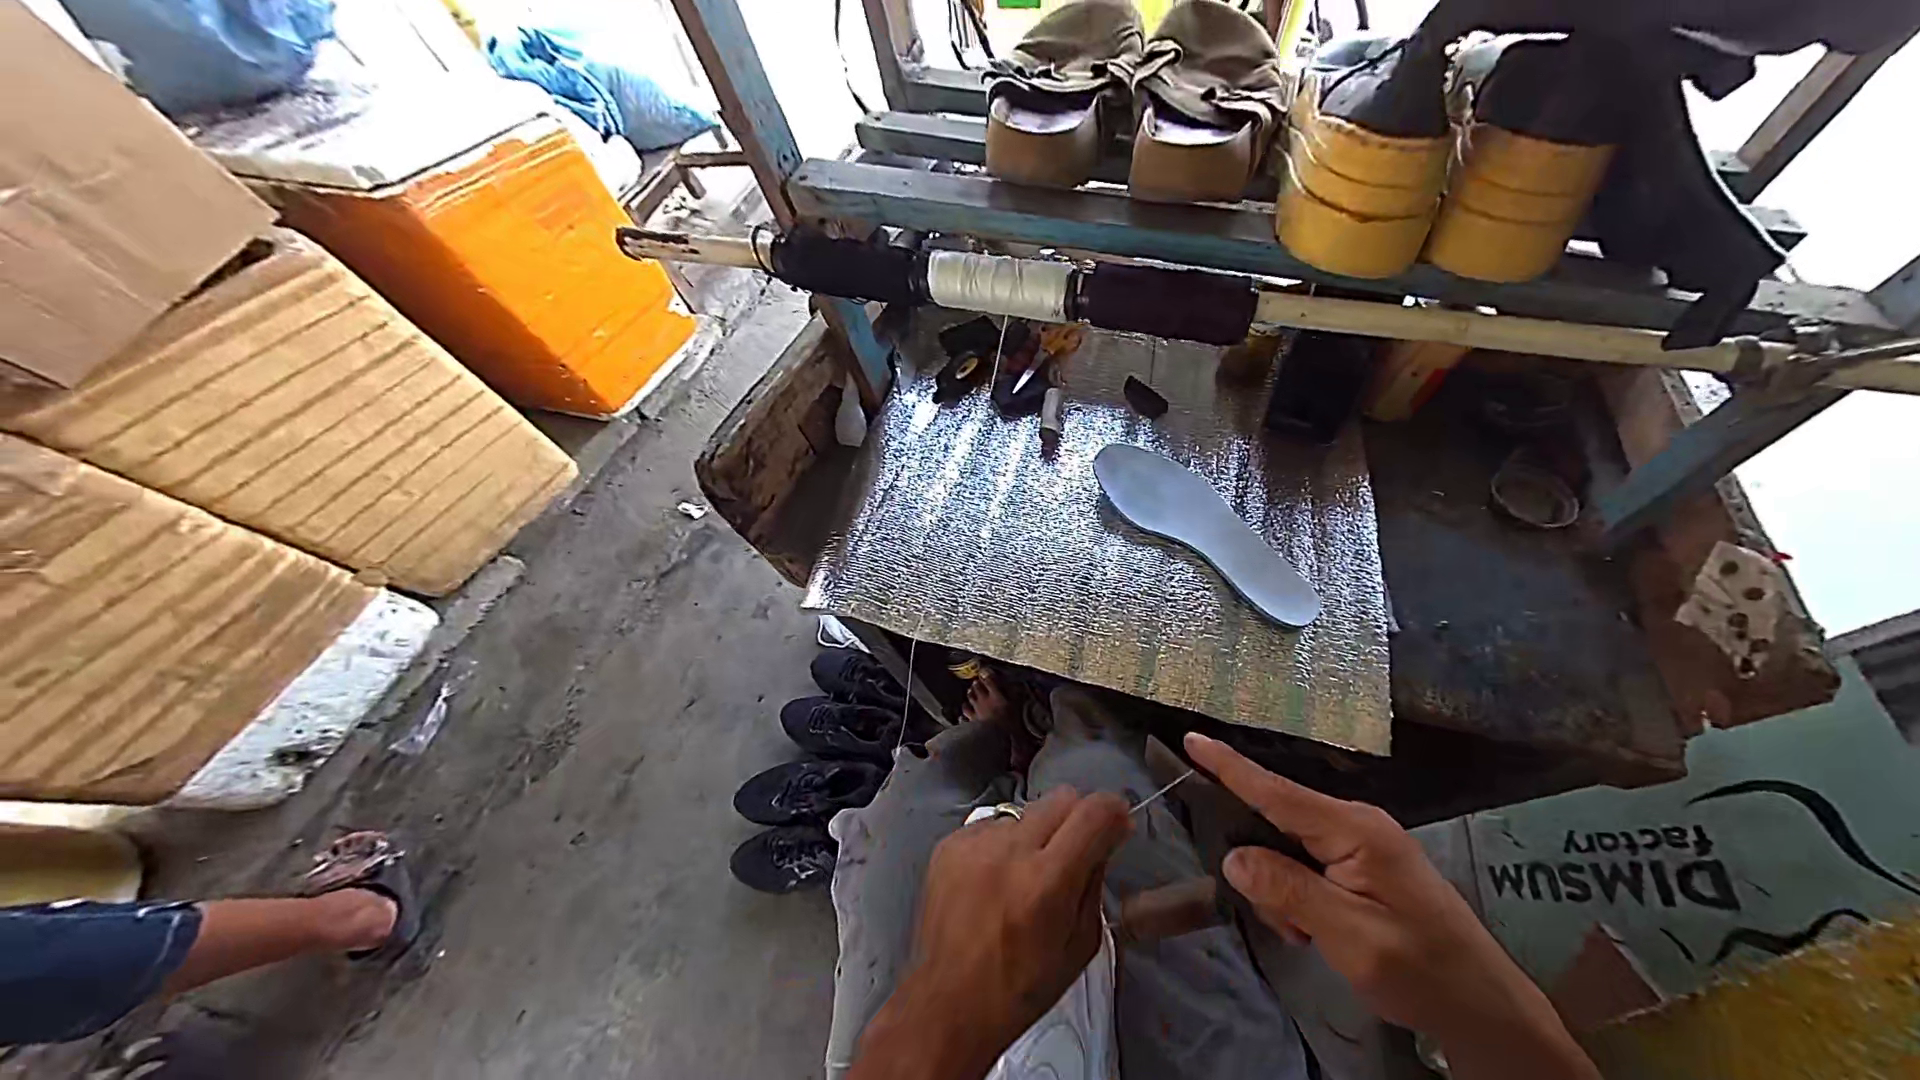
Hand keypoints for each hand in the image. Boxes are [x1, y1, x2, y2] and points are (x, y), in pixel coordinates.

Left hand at [849, 787, 1132, 1079]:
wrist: (947, 1000)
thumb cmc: (1021, 987)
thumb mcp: (1080, 945)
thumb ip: (1095, 883)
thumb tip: (1106, 837)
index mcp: (1046, 881)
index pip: (1091, 813)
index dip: (1112, 809)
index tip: (1118, 819)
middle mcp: (1009, 850)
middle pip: (1060, 798)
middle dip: (1076, 817)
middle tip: (1074, 848)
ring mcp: (975, 843)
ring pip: (1025, 812)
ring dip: (1036, 834)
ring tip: (1025, 874)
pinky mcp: (950, 843)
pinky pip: (992, 825)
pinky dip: (1002, 844)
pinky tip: (994, 878)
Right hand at [1184, 733, 1598, 1079]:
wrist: (1488, 1013)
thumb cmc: (1424, 972)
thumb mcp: (1352, 939)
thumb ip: (1288, 891)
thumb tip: (1233, 857)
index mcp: (1354, 830)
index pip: (1276, 791)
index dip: (1228, 765)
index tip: (1190, 738)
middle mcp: (1354, 823)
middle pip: (1274, 821)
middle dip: (1262, 866)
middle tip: (1287, 923)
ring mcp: (1358, 841)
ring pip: (1285, 847)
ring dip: (1282, 890)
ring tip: (1308, 935)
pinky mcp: (1359, 862)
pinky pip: (1303, 863)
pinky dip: (1297, 895)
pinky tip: (1315, 929)